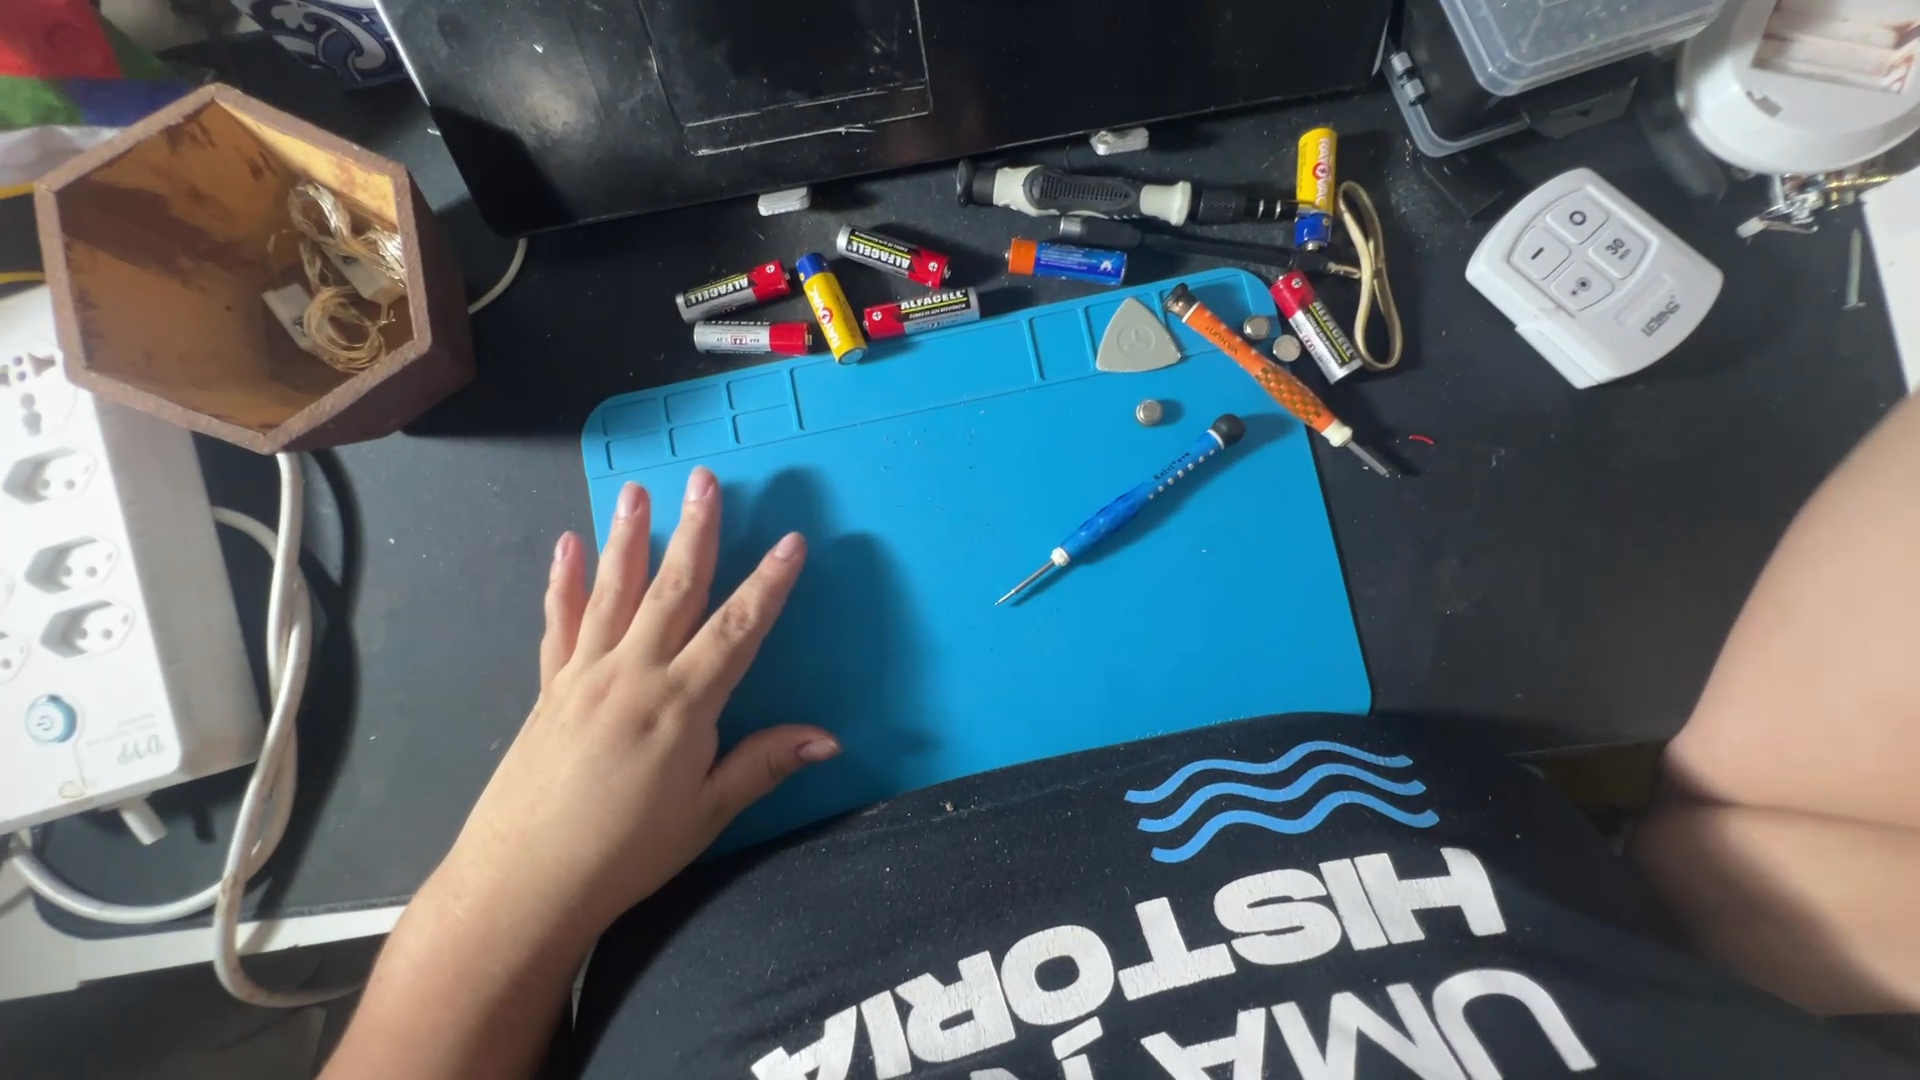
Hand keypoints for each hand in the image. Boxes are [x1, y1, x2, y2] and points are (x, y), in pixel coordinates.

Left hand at [426, 467, 839, 947]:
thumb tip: (832, 738)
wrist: (521, 886)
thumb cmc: (627, 852)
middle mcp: (633, 673)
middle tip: (703, 479)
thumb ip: (765, 763)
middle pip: (673, 589)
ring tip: (635, 490)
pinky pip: (559, 624)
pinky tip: (566, 546)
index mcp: (680, 703)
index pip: (737, 629)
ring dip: (629, 538)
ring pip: (614, 592)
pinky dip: (563, 582)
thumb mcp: (707, 813)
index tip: (791, 541)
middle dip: (694, 531)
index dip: (768, 584)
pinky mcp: (549, 687)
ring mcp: (584, 675)